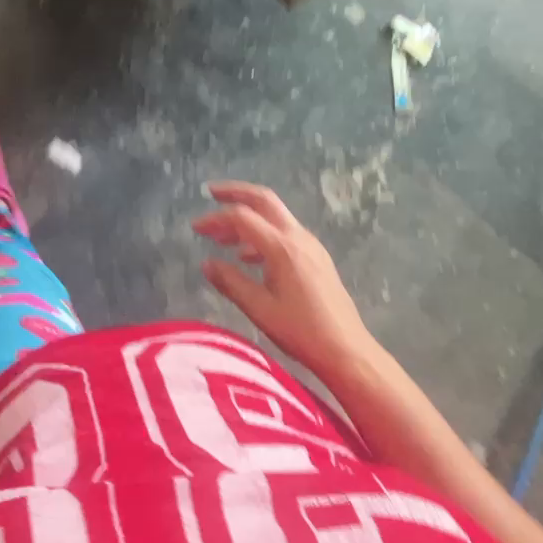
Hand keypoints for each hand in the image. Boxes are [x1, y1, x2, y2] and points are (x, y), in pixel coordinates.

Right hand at [194, 181, 376, 376]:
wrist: (347, 350)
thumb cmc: (301, 331)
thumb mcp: (259, 309)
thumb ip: (231, 282)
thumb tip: (206, 263)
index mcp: (282, 247)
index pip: (242, 217)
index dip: (216, 219)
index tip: (195, 228)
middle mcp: (298, 237)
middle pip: (264, 201)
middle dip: (236, 193)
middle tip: (211, 192)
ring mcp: (311, 246)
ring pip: (275, 216)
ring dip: (248, 217)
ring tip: (222, 237)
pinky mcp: (316, 258)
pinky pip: (285, 233)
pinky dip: (262, 234)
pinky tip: (247, 257)